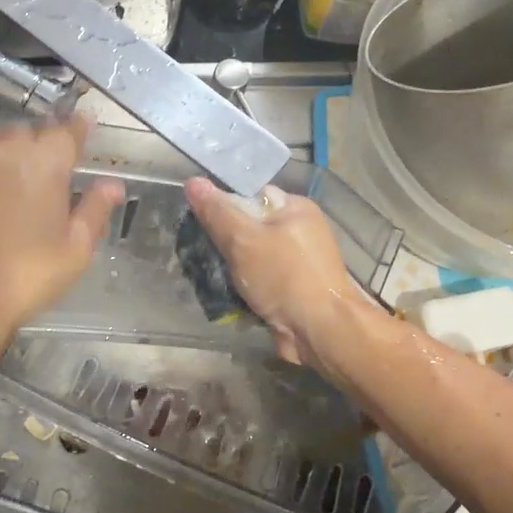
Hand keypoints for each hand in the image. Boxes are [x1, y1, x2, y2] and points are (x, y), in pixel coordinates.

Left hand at [0, 118, 125, 343]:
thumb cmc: (29, 275)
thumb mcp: (76, 249)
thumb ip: (95, 210)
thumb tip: (113, 184)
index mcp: (45, 163)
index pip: (67, 132)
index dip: (78, 127)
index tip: (85, 122)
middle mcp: (5, 151)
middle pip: (28, 132)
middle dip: (41, 142)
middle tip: (48, 164)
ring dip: (8, 151)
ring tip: (13, 174)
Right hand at [184, 176, 373, 366]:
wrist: (320, 331)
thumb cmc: (284, 277)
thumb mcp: (244, 240)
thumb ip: (218, 212)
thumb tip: (193, 182)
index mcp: (294, 208)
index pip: (250, 193)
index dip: (222, 203)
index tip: (198, 218)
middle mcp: (298, 230)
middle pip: (248, 225)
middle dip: (223, 239)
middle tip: (198, 249)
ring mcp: (296, 262)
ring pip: (250, 255)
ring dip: (229, 266)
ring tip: (206, 273)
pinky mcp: (290, 288)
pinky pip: (258, 278)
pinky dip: (242, 285)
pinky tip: (225, 292)